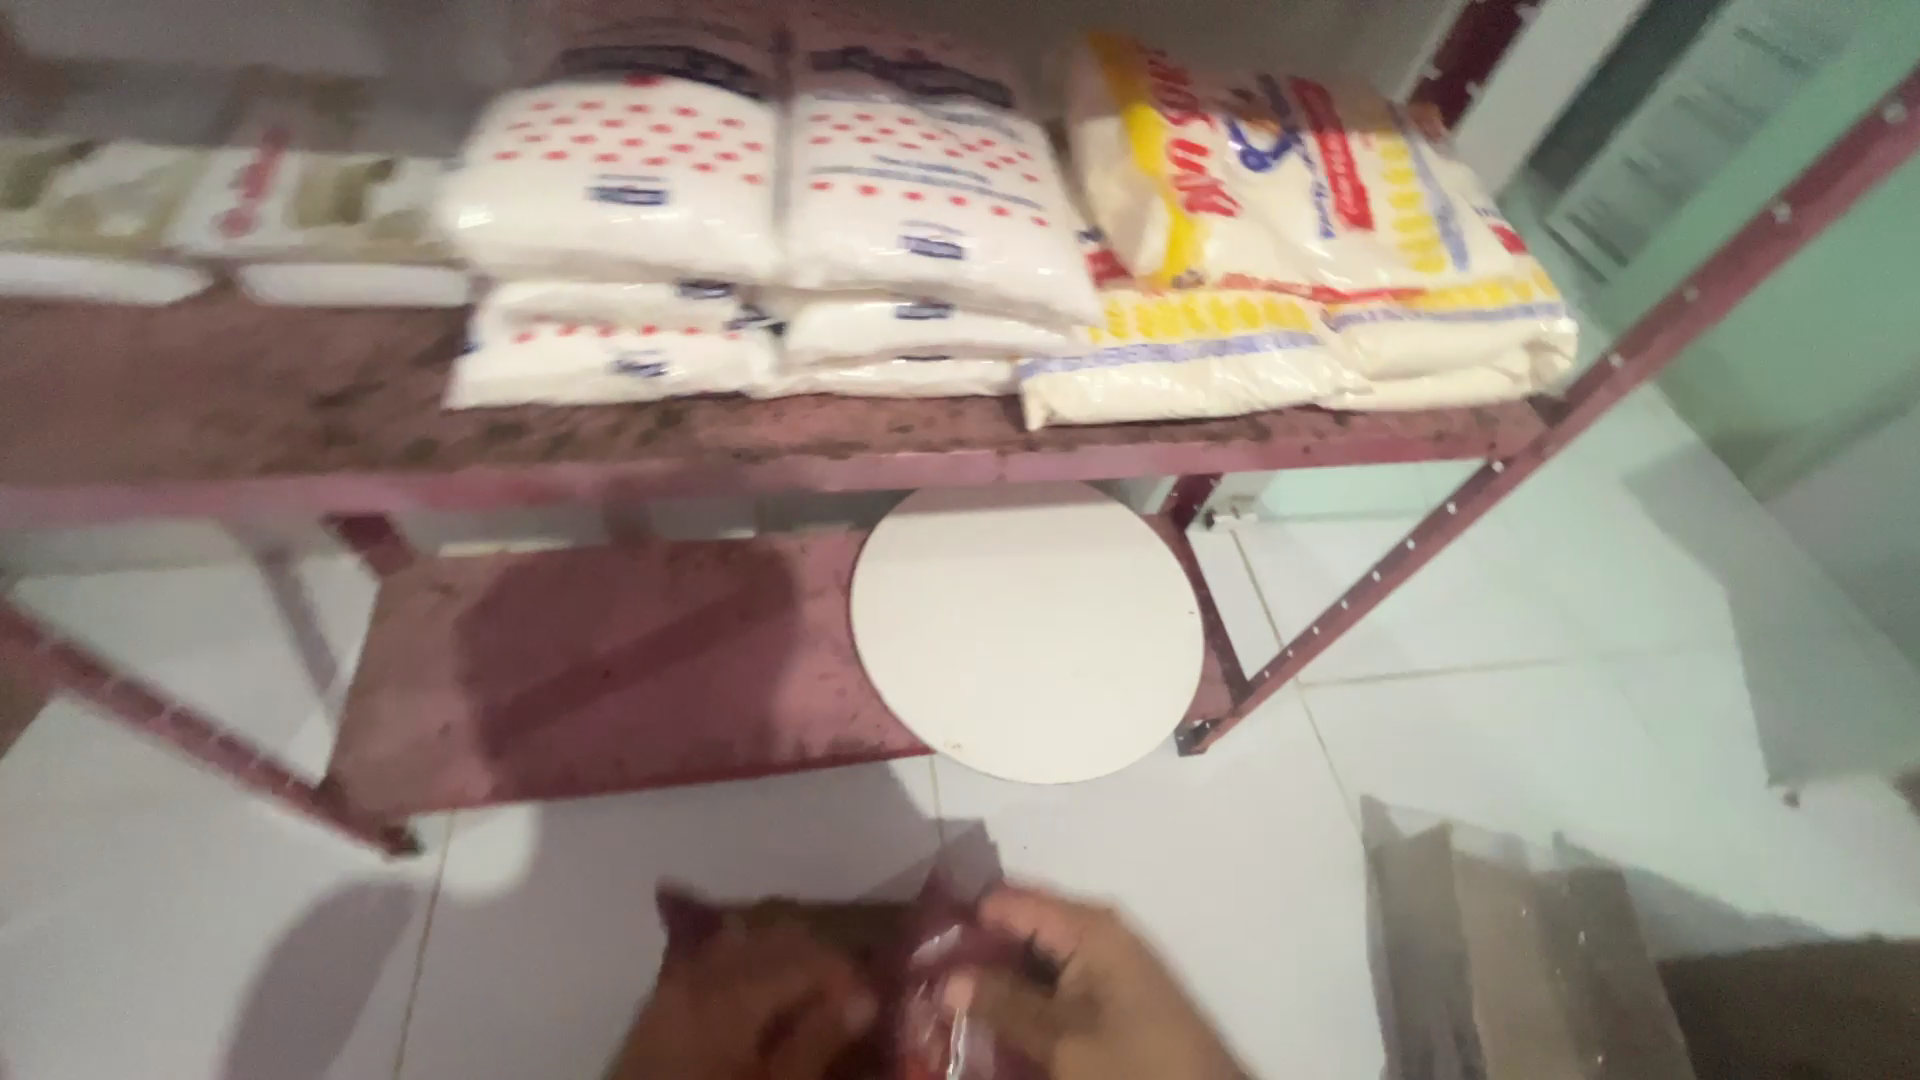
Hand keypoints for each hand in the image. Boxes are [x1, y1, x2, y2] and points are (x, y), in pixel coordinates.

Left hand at [614, 915, 877, 1079]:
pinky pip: (712, 957)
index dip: (847, 974)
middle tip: (843, 1000)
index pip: (810, 957)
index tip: (872, 1000)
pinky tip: (756, 996)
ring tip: (803, 998)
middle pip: (778, 938)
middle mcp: (707, 968)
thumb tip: (866, 996)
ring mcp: (678, 980)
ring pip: (745, 940)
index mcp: (737, 988)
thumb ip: (818, 1041)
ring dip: (780, 957)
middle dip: (816, 960)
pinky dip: (743, 964)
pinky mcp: (659, 1000)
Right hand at [944, 884, 1246, 1079]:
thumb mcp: (1065, 1041)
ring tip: (952, 1009)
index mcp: (1089, 926)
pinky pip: (1057, 987)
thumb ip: (1005, 1003)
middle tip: (930, 986)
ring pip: (1036, 962)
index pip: (1011, 901)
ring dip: (999, 985)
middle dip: (978, 956)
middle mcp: (1096, 932)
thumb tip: (946, 975)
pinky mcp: (1113, 998)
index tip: (922, 949)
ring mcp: (1107, 966)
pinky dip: (1027, 1003)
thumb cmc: (1138, 1067)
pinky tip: (998, 1026)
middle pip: (1021, 929)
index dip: (965, 920)